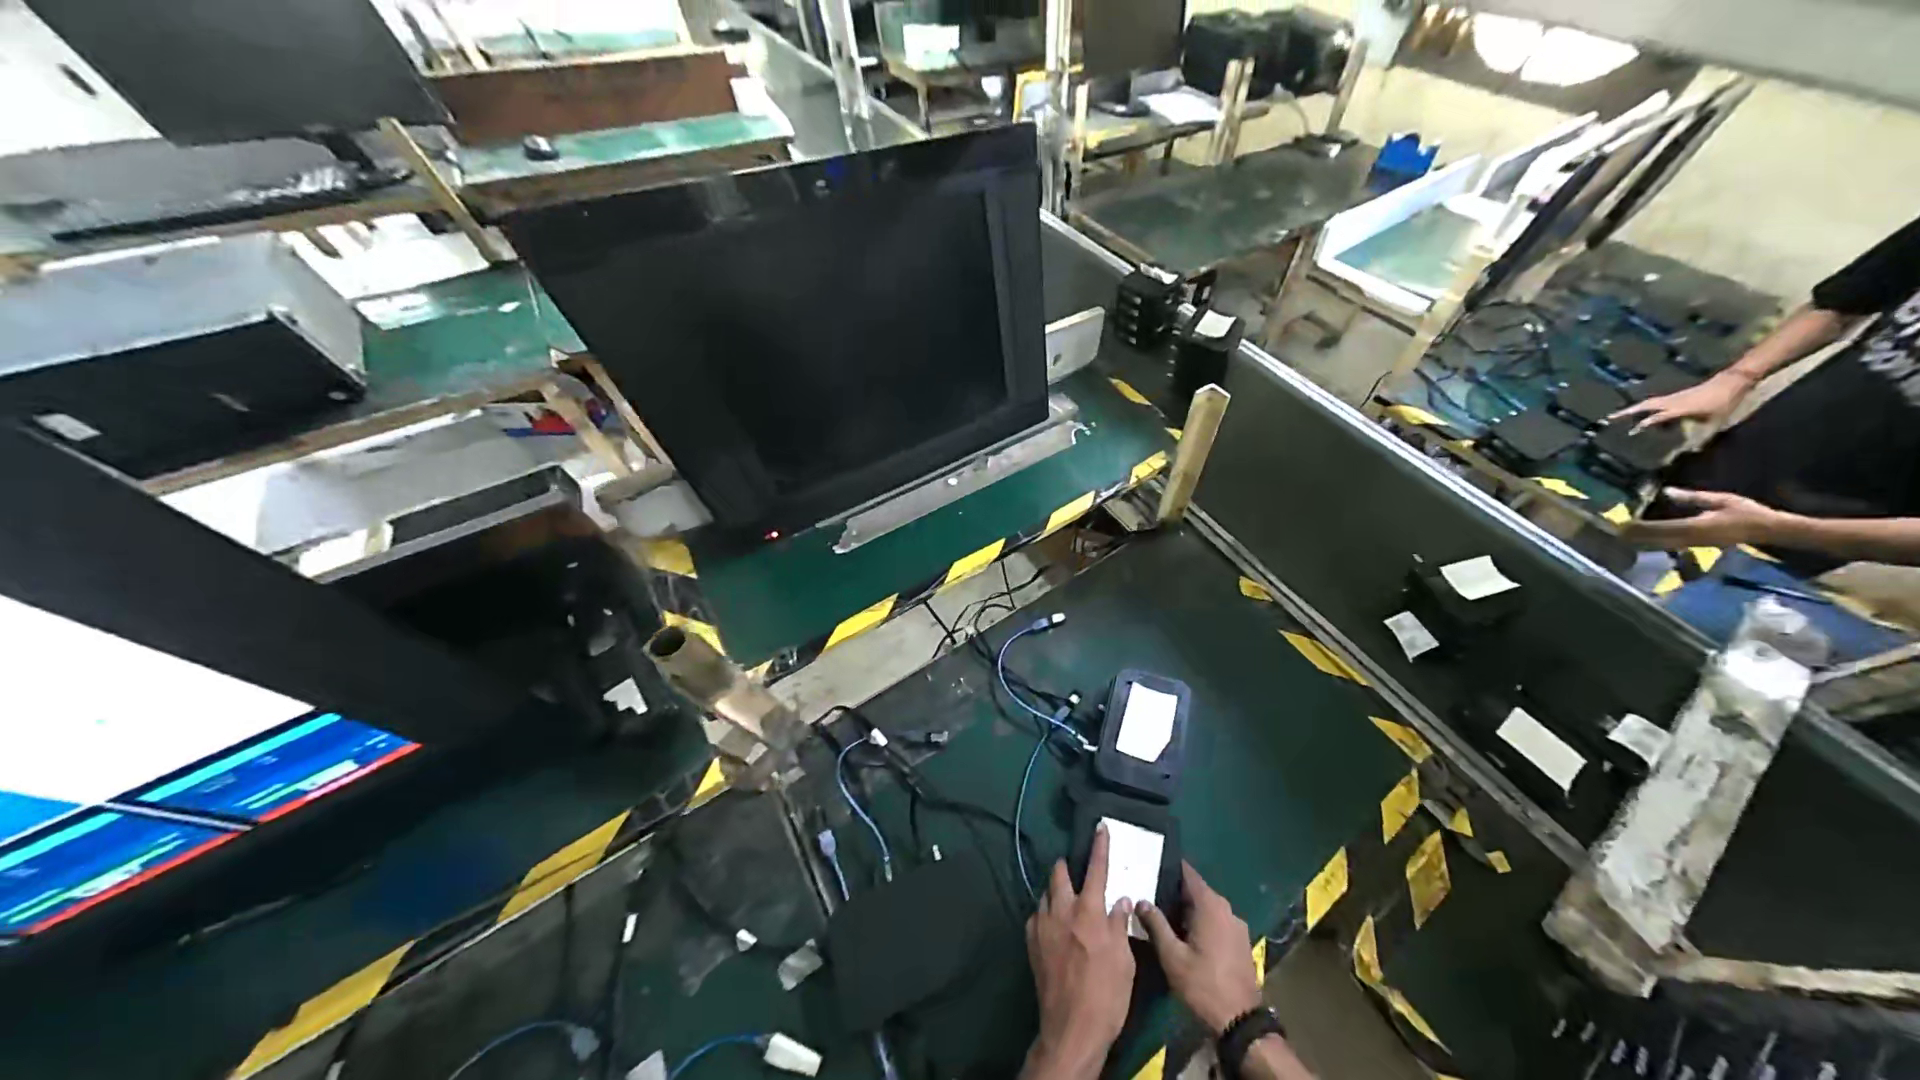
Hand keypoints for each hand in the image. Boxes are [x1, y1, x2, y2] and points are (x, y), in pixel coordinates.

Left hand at [1022, 825, 1136, 1079]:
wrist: (1072, 1029)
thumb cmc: (1107, 995)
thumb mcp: (1124, 961)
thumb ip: (1119, 924)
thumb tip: (1120, 900)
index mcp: (1088, 911)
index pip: (1095, 869)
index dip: (1099, 847)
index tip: (1099, 827)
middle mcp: (1061, 910)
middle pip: (1059, 873)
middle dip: (1067, 866)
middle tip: (1078, 871)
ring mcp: (1042, 925)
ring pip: (1046, 893)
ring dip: (1056, 891)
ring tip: (1068, 901)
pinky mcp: (1030, 942)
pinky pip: (1037, 916)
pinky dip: (1047, 913)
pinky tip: (1056, 926)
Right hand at [1136, 862, 1259, 1034]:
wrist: (1241, 1022)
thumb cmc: (1203, 984)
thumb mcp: (1172, 956)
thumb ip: (1156, 924)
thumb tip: (1141, 901)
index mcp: (1210, 906)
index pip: (1188, 874)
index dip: (1170, 869)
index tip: (1150, 867)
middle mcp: (1227, 910)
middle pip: (1198, 891)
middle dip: (1175, 891)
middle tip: (1150, 893)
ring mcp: (1237, 927)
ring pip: (1207, 908)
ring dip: (1188, 910)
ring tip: (1163, 915)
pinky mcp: (1241, 943)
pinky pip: (1217, 922)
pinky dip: (1201, 923)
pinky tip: (1185, 935)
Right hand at [1609, 371, 1751, 431]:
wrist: (1733, 380)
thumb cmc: (1725, 402)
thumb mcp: (1717, 421)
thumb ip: (1703, 435)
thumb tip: (1694, 451)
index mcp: (1678, 409)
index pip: (1654, 418)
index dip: (1642, 425)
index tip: (1630, 433)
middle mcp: (1671, 402)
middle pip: (1644, 406)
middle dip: (1627, 412)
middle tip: (1610, 418)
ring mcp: (1674, 397)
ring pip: (1649, 402)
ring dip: (1634, 407)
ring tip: (1622, 413)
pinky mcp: (1678, 394)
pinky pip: (1657, 401)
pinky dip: (1646, 405)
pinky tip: (1644, 408)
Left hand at [1622, 488, 1789, 548]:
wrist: (1771, 530)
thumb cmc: (1748, 513)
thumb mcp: (1721, 500)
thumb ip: (1692, 498)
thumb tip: (1665, 492)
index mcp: (1696, 527)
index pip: (1660, 528)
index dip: (1639, 527)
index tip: (1620, 525)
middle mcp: (1690, 539)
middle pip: (1654, 540)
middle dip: (1633, 537)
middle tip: (1610, 532)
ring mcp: (1692, 545)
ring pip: (1659, 545)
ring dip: (1639, 541)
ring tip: (1619, 537)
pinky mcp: (1694, 547)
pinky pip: (1667, 546)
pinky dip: (1651, 543)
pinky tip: (1640, 540)